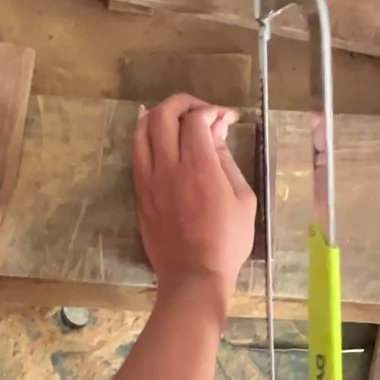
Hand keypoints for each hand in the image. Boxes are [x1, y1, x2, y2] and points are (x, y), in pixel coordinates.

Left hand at [131, 94, 256, 305]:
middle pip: (164, 115)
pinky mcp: (140, 192)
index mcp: (199, 167)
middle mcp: (168, 167)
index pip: (196, 119)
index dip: (213, 110)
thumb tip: (217, 129)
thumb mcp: (243, 198)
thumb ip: (227, 159)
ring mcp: (149, 179)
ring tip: (176, 118)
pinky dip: (145, 135)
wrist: (193, 276)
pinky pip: (136, 153)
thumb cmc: (227, 241)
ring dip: (159, 115)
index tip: (227, 118)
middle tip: (201, 111)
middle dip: (184, 103)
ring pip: (141, 130)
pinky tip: (156, 134)